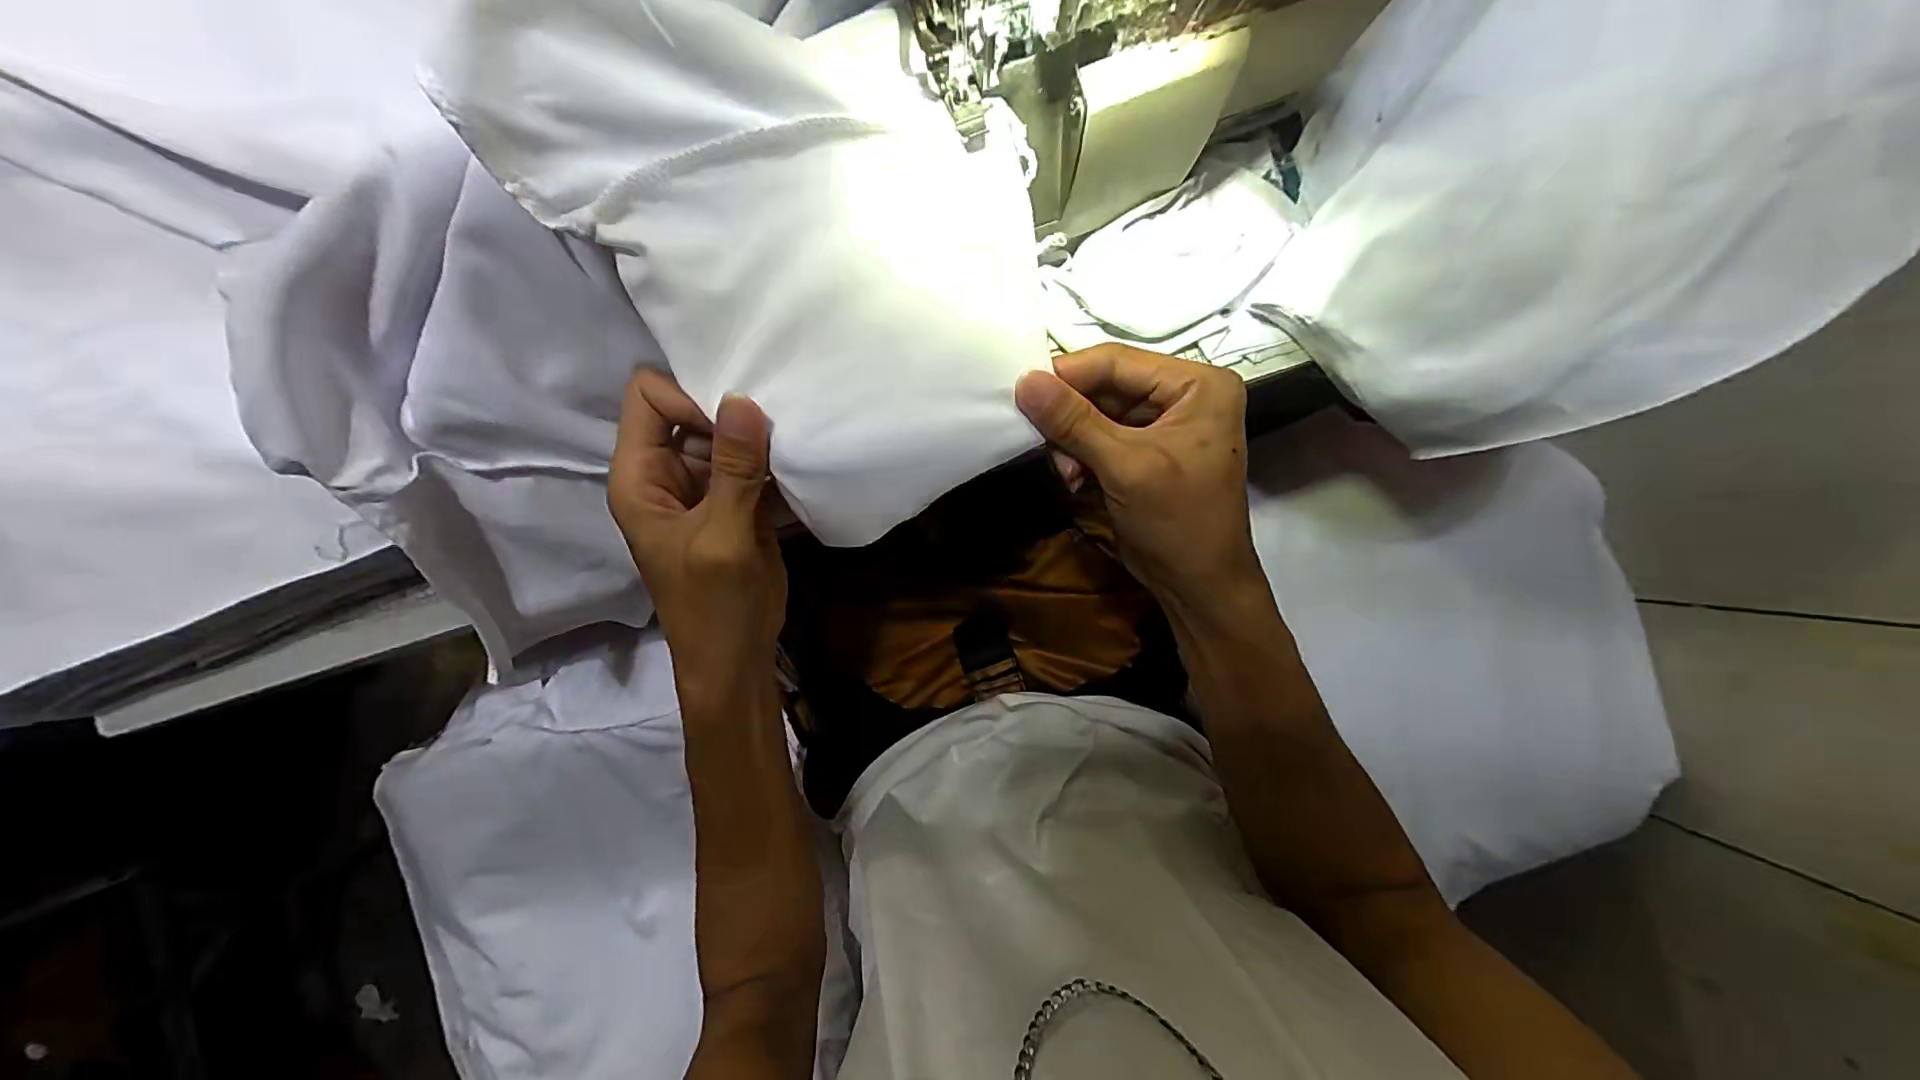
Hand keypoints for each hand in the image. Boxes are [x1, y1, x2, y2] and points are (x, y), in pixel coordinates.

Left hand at [608, 367, 786, 696]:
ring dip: (755, 436)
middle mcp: (664, 475)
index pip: (648, 398)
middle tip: (777, 423)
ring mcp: (700, 489)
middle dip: (730, 412)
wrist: (735, 659)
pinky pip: (747, 463)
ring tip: (792, 439)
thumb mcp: (725, 537)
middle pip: (687, 409)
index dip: (691, 399)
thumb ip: (733, 470)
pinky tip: (797, 460)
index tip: (739, 425)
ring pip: (723, 435)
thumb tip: (742, 398)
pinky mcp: (732, 504)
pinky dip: (769, 459)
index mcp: (640, 478)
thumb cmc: (717, 606)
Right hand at [1015, 344, 1261, 607]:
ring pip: (1097, 413)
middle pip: (1106, 386)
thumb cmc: (1177, 522)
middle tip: (1041, 440)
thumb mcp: (1125, 466)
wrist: (1198, 585)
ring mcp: (1165, 424)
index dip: (1067, 374)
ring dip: (1072, 441)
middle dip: (1071, 416)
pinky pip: (1101, 437)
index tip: (1022, 390)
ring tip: (1066, 471)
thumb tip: (1026, 381)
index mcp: (1197, 384)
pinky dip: (1081, 455)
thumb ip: (1074, 421)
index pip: (1118, 362)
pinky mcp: (1147, 451)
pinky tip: (1074, 478)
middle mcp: (1184, 395)